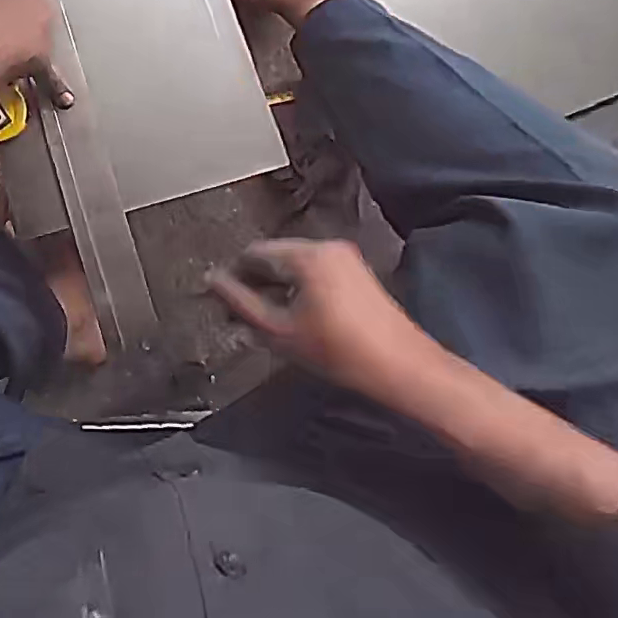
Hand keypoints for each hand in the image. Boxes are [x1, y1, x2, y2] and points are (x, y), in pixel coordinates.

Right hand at [206, 238, 436, 394]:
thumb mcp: (278, 330)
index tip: (223, 303)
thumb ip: (239, 302)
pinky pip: (312, 270)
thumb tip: (212, 281)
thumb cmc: (341, 352)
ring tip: (267, 319)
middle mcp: (325, 247)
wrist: (406, 370)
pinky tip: (294, 316)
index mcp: (305, 255)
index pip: (251, 254)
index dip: (232, 277)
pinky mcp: (355, 271)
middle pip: (271, 256)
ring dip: (275, 287)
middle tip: (241, 315)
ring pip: (291, 264)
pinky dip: (297, 288)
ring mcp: (344, 257)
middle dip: (254, 282)